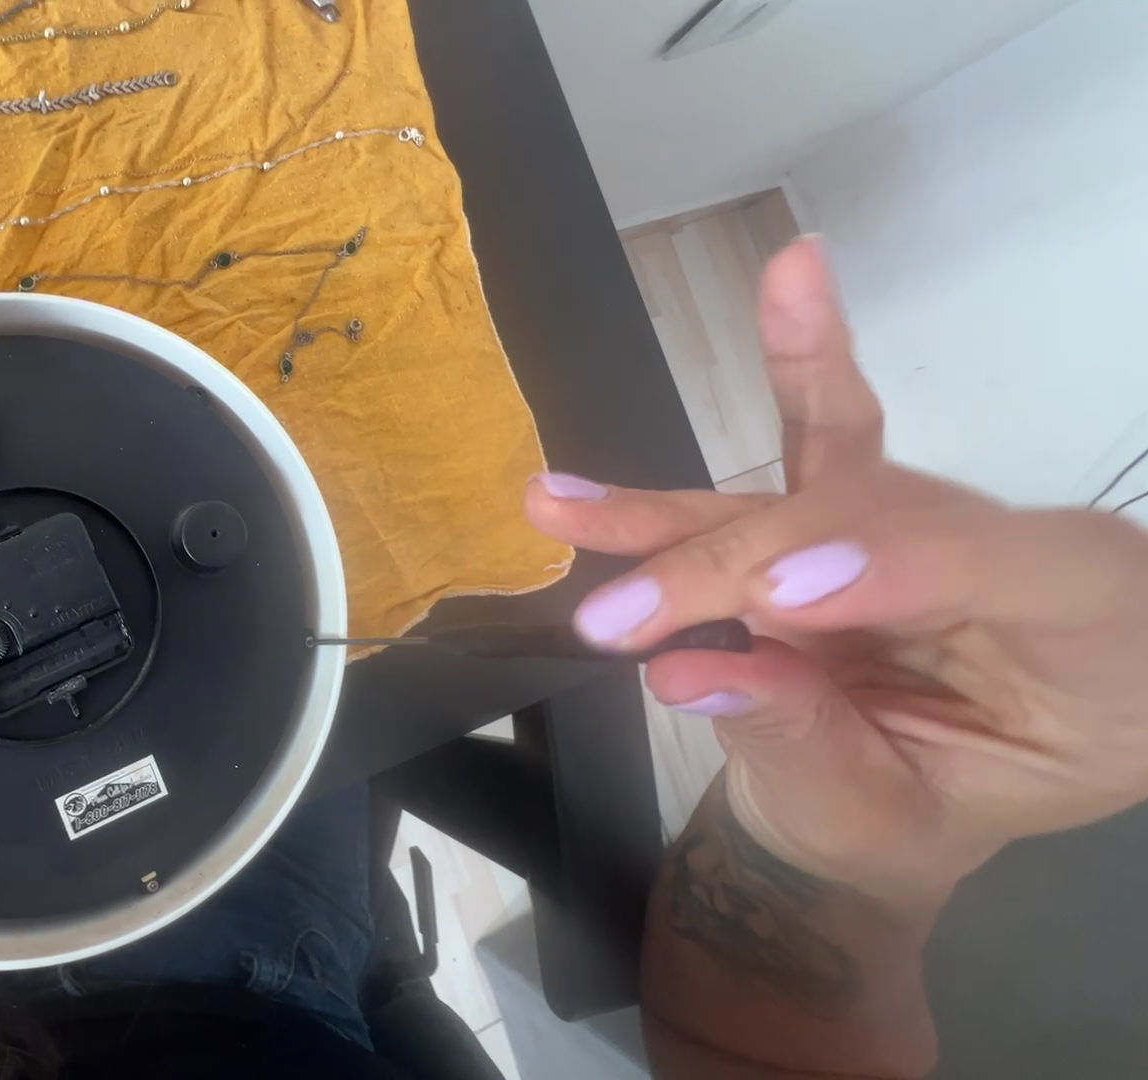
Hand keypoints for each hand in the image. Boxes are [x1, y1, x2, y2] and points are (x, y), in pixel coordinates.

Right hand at [527, 238, 1147, 906]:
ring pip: (801, 481)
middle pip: (865, 520)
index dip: (888, 565)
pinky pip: (811, 431)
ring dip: (671, 508)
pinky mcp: (831, 507)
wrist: (863, 805)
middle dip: (726, 567)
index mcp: (1100, 655)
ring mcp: (912, 524)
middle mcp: (1015, 562)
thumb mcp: (860, 811)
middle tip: (621, 619)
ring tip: (561, 500)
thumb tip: (682, 672)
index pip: (1016, 574)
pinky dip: (786, 368)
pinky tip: (792, 274)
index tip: (772, 596)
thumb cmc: (888, 818)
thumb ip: (789, 735)